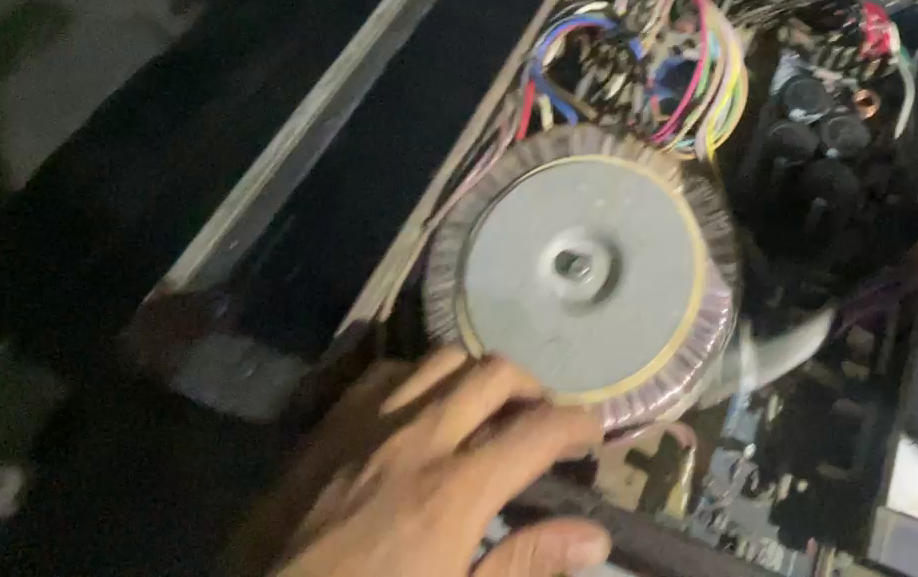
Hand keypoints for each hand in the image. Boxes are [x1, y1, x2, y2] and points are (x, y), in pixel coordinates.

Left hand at [226, 351, 608, 576]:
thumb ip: (525, 564)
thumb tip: (595, 536)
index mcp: (455, 492)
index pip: (541, 429)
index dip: (579, 425)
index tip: (593, 435)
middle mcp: (417, 440)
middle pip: (496, 374)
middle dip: (533, 389)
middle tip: (540, 421)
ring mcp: (364, 428)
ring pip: (441, 360)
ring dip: (475, 376)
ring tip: (483, 409)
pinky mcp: (322, 433)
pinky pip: (382, 373)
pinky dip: (416, 379)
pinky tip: (417, 410)